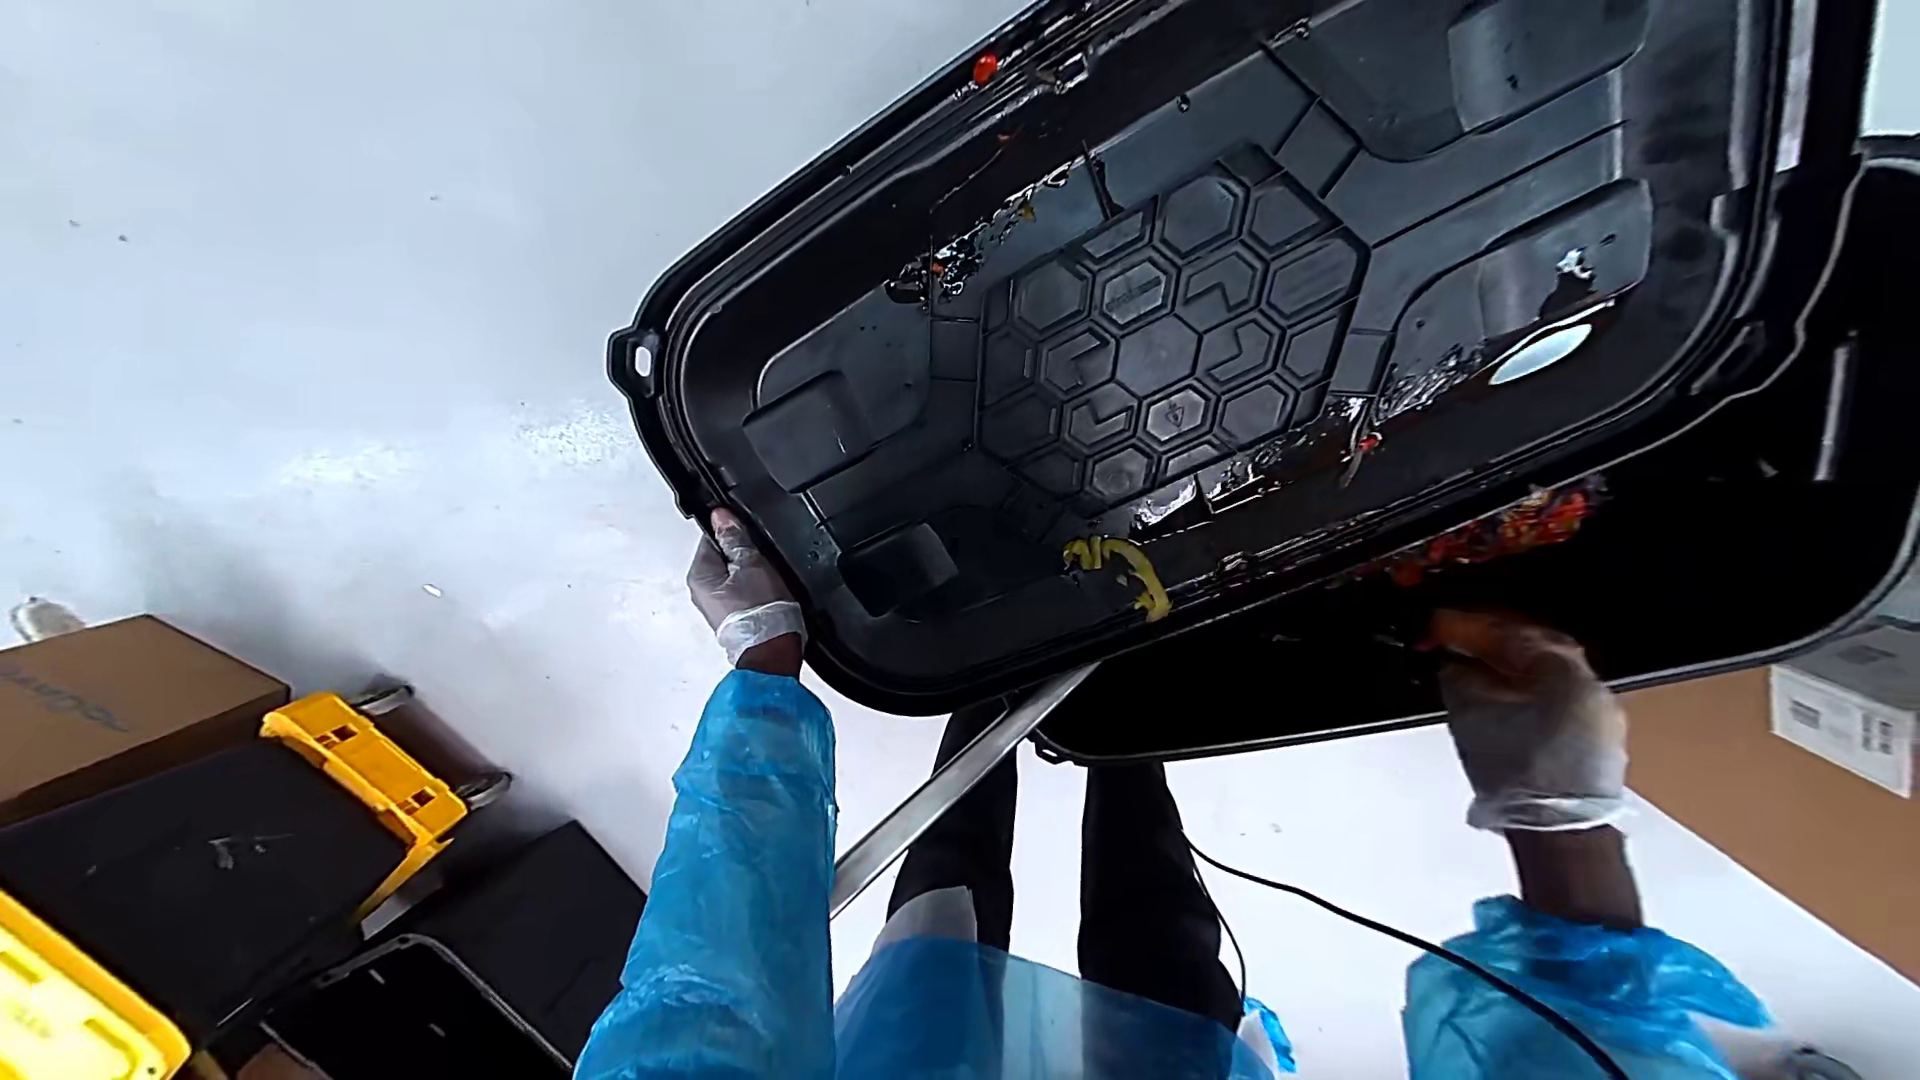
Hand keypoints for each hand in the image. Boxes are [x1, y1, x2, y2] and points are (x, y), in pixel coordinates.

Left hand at [687, 509, 805, 669]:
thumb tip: (722, 517)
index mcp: (699, 575)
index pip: (712, 536)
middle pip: (722, 557)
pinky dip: (752, 591)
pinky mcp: (730, 617)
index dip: (735, 532)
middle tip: (762, 562)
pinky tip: (767, 595)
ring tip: (767, 582)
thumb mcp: (752, 564)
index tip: (751, 537)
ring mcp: (715, 607)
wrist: (772, 650)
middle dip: (743, 555)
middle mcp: (700, 592)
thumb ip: (735, 538)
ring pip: (732, 576)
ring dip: (749, 574)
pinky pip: (739, 593)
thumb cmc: (762, 613)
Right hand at [1432, 610, 1627, 832]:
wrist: (1557, 829)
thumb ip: (1458, 672)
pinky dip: (1516, 684)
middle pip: (1532, 645)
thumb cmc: (1520, 770)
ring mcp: (1595, 714)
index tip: (1435, 625)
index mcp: (1565, 672)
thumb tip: (1453, 660)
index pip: (1508, 630)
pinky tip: (1491, 691)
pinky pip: (1549, 693)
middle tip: (1450, 637)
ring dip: (1500, 661)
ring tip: (1464, 662)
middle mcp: (1589, 687)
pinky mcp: (1589, 738)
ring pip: (1541, 670)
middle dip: (1486, 638)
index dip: (1464, 624)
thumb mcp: (1469, 708)